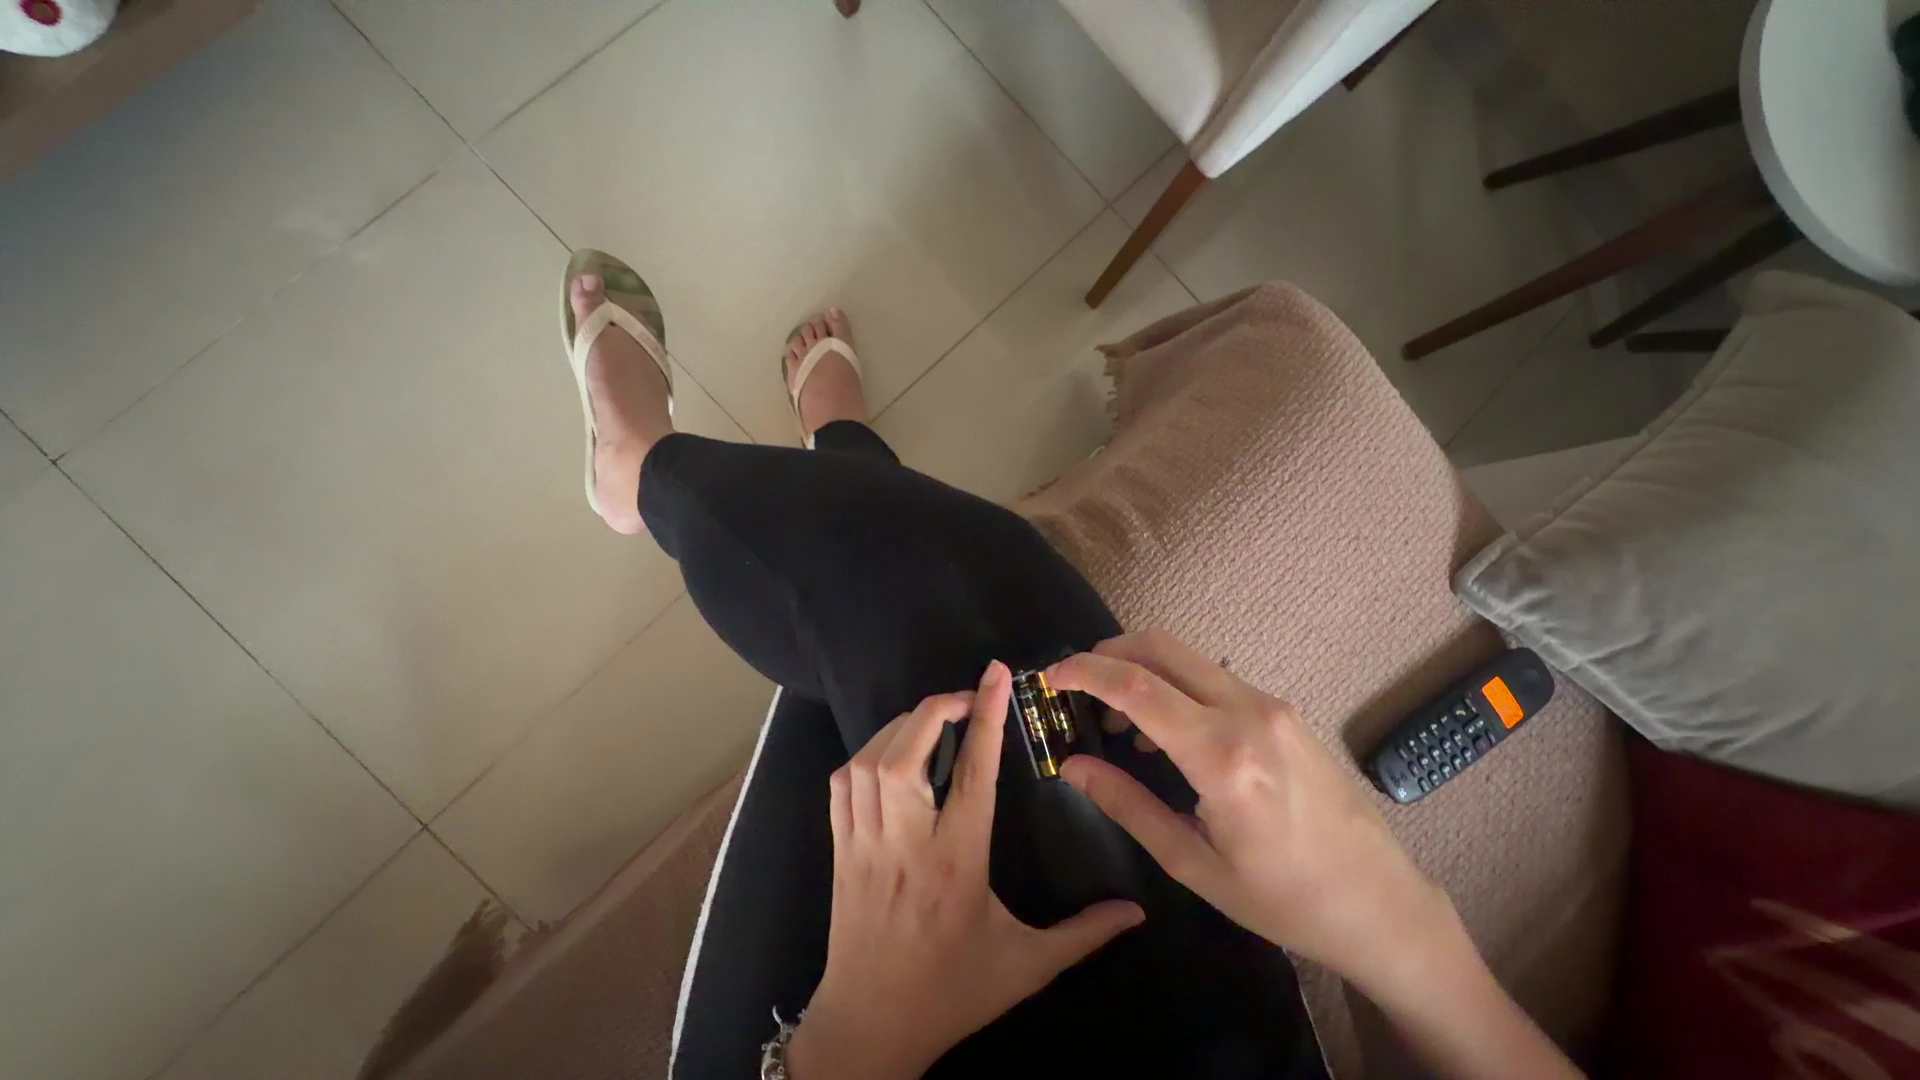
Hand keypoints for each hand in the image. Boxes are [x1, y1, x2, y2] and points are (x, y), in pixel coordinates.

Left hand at [788, 661, 1145, 1079]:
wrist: (870, 1026)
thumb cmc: (952, 992)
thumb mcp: (1026, 966)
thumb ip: (1083, 935)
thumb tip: (1138, 913)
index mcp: (956, 861)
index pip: (973, 772)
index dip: (986, 716)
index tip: (994, 675)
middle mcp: (905, 841)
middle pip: (907, 752)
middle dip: (936, 710)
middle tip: (966, 698)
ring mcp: (864, 843)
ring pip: (869, 761)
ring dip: (900, 726)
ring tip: (932, 720)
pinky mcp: (840, 850)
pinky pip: (842, 784)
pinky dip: (865, 754)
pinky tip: (888, 753)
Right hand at [1045, 632, 1455, 997]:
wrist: (1381, 903)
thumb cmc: (1282, 899)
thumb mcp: (1193, 863)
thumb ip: (1127, 805)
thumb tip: (1070, 766)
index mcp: (1222, 756)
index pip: (1137, 686)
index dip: (1084, 672)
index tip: (1051, 677)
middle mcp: (1250, 713)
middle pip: (1162, 647)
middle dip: (1109, 654)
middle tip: (1076, 687)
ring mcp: (1274, 706)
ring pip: (1189, 659)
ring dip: (1143, 671)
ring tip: (1117, 723)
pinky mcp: (1287, 712)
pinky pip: (1215, 679)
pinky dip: (1176, 687)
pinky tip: (1166, 735)